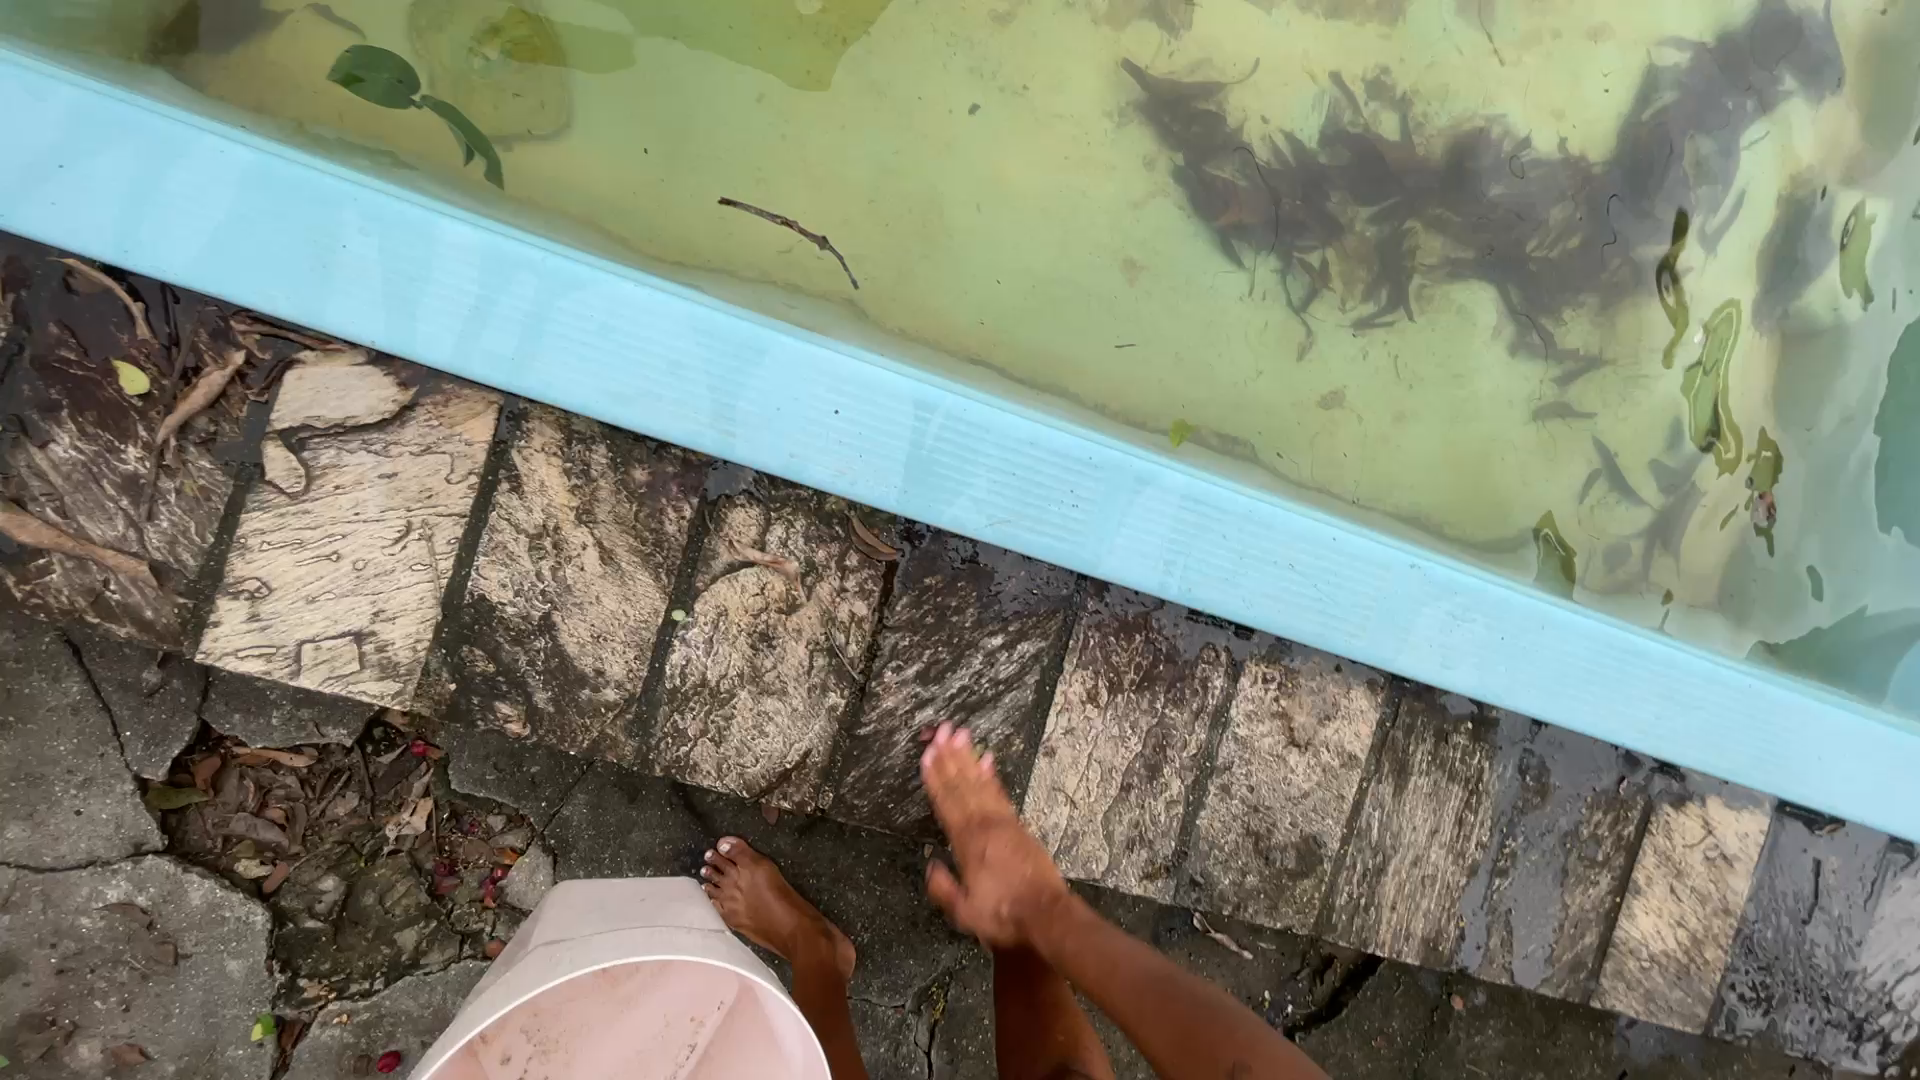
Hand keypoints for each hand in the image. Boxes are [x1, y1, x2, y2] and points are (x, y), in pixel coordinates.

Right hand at [920, 723, 1069, 948]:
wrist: (1047, 914)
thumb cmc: (1004, 915)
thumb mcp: (965, 912)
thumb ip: (944, 888)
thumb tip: (931, 864)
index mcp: (968, 843)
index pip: (947, 803)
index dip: (936, 778)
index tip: (927, 753)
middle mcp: (985, 825)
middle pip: (963, 785)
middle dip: (950, 757)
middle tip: (942, 730)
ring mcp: (1004, 822)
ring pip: (980, 784)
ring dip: (968, 758)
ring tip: (960, 734)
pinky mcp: (1019, 826)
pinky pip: (1000, 793)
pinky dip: (991, 775)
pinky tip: (986, 760)